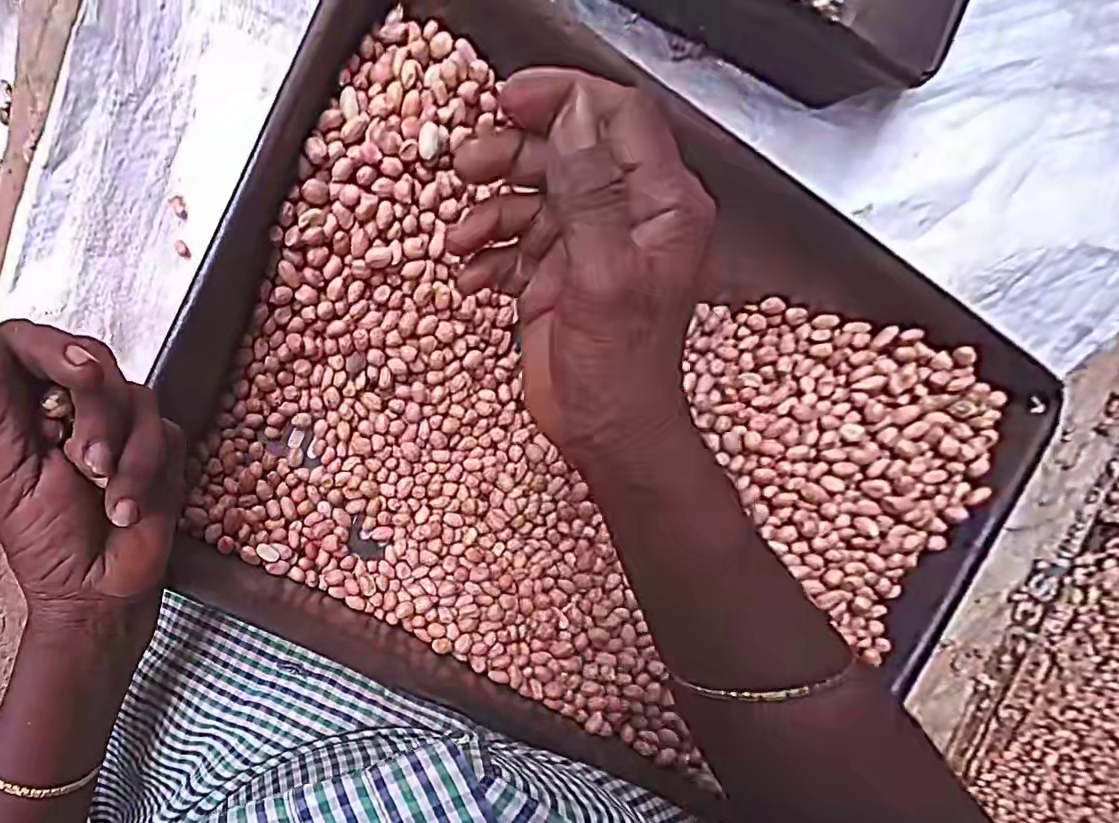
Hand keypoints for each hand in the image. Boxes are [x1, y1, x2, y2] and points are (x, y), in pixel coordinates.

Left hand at [0, 291, 183, 635]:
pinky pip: (164, 432)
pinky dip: (146, 471)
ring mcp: (122, 426)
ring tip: (105, 495)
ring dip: (123, 451)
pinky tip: (127, 508)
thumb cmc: (45, 541)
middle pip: (93, 359)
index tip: (76, 377)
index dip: (54, 350)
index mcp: (25, 404)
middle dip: (95, 413)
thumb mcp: (5, 460)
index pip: (32, 341)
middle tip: (89, 464)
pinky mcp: (160, 450)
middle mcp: (76, 407)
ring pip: (135, 395)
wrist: (95, 595)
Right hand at [448, 69, 715, 470]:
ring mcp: (584, 251)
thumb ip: (592, 194)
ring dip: (489, 215)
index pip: (614, 120)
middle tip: (464, 165)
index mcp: (657, 205)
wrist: (603, 428)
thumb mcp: (604, 275)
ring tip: (460, 239)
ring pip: (531, 205)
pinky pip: (514, 252)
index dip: (562, 99)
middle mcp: (622, 219)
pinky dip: (488, 259)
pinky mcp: (553, 283)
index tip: (507, 97)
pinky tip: (472, 278)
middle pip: (563, 158)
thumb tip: (575, 118)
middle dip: (510, 159)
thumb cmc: (618, 366)